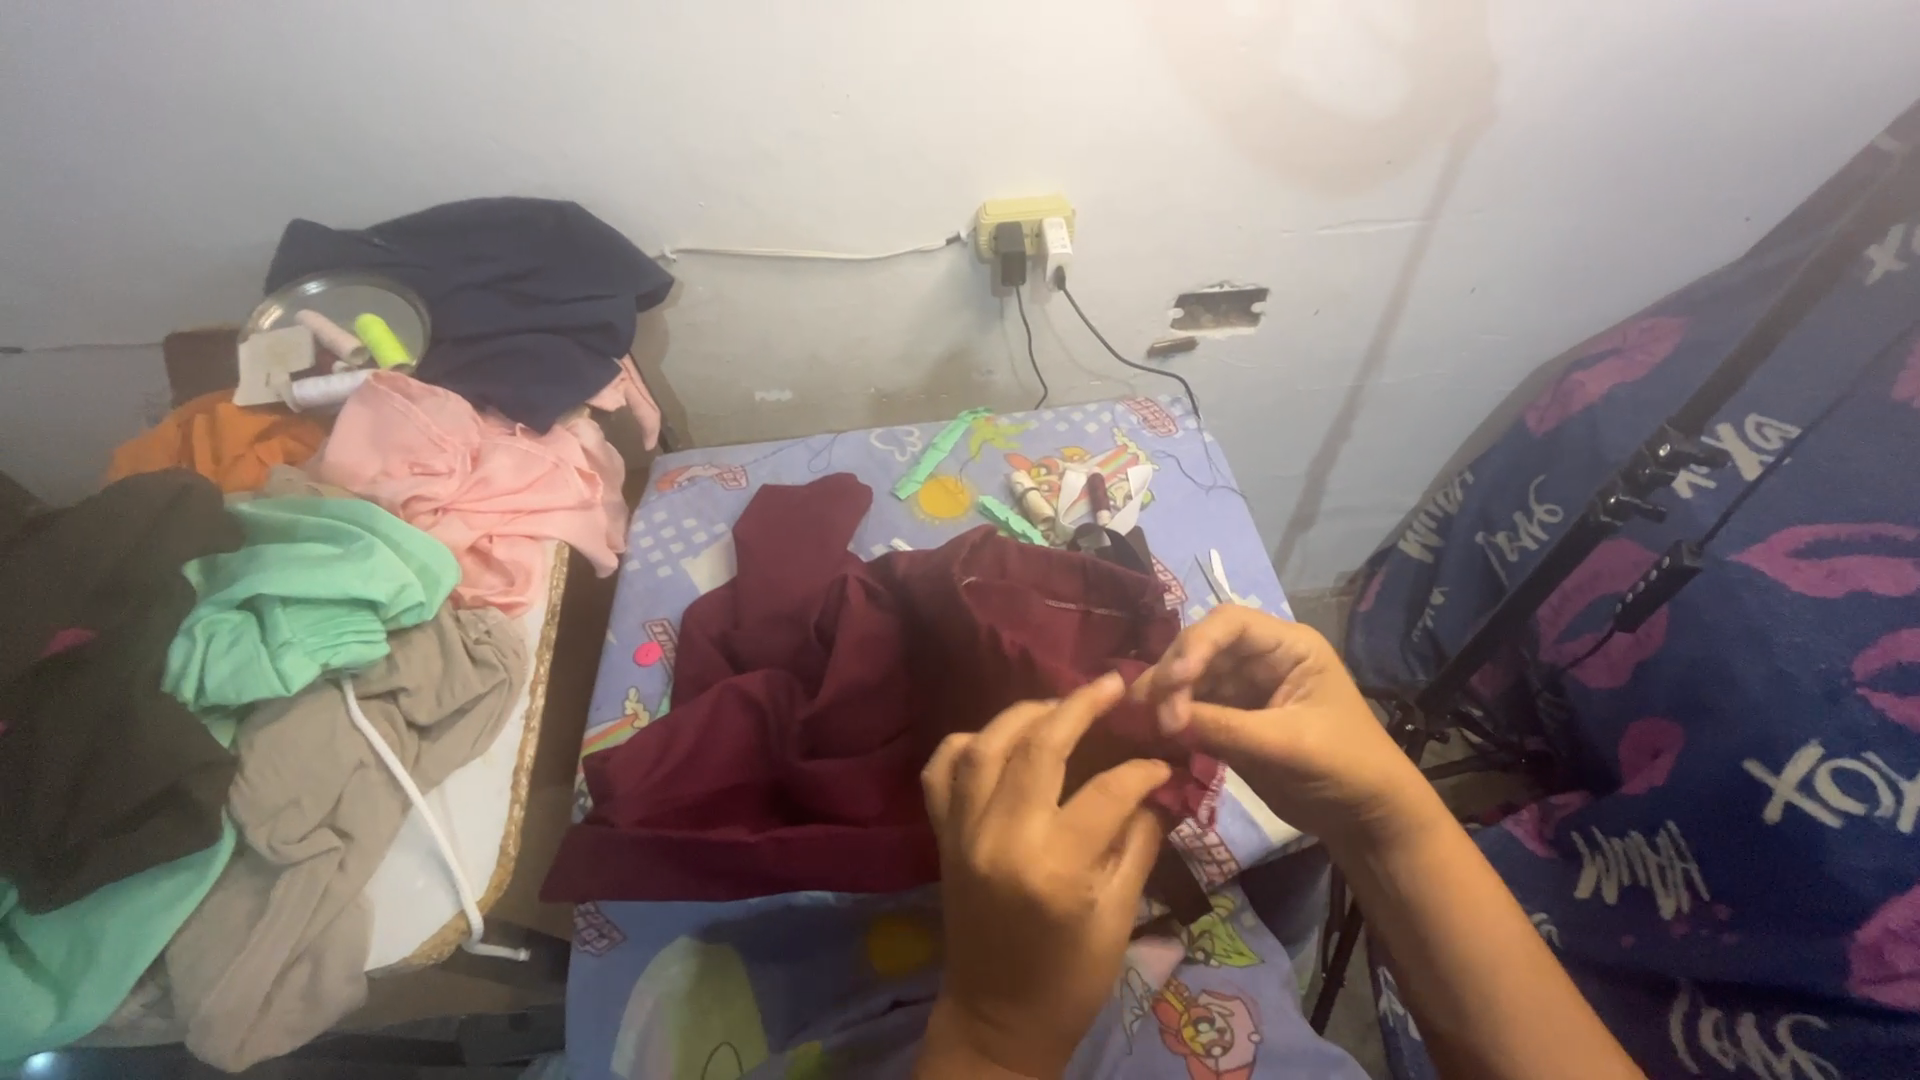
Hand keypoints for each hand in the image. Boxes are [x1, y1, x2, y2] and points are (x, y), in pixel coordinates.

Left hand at [916, 674, 1169, 1078]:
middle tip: (1112, 684)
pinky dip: (966, 743)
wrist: (996, 1018)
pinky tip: (995, 737)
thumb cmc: (1070, 979)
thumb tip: (1159, 786)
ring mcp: (962, 831)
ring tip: (1061, 705)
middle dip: (1081, 707)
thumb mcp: (1119, 917)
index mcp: (1054, 867)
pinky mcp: (942, 835)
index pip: (1106, 791)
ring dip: (1024, 714)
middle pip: (1039, 747)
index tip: (1162, 760)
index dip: (1141, 769)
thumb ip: (1138, 842)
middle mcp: (1001, 837)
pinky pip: (941, 770)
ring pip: (985, 746)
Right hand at [1129, 605, 1436, 853]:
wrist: (1368, 819)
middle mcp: (1261, 657)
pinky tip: (1151, 731)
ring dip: (1165, 696)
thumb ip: (1225, 728)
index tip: (1174, 681)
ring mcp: (1244, 687)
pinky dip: (1171, 717)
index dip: (1195, 645)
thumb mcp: (1287, 745)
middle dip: (1174, 675)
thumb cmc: (1346, 768)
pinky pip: (1192, 707)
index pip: (1230, 624)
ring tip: (1139, 721)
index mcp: (1288, 646)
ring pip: (1190, 677)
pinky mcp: (1231, 717)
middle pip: (1201, 647)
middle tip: (1151, 714)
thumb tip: (1162, 719)